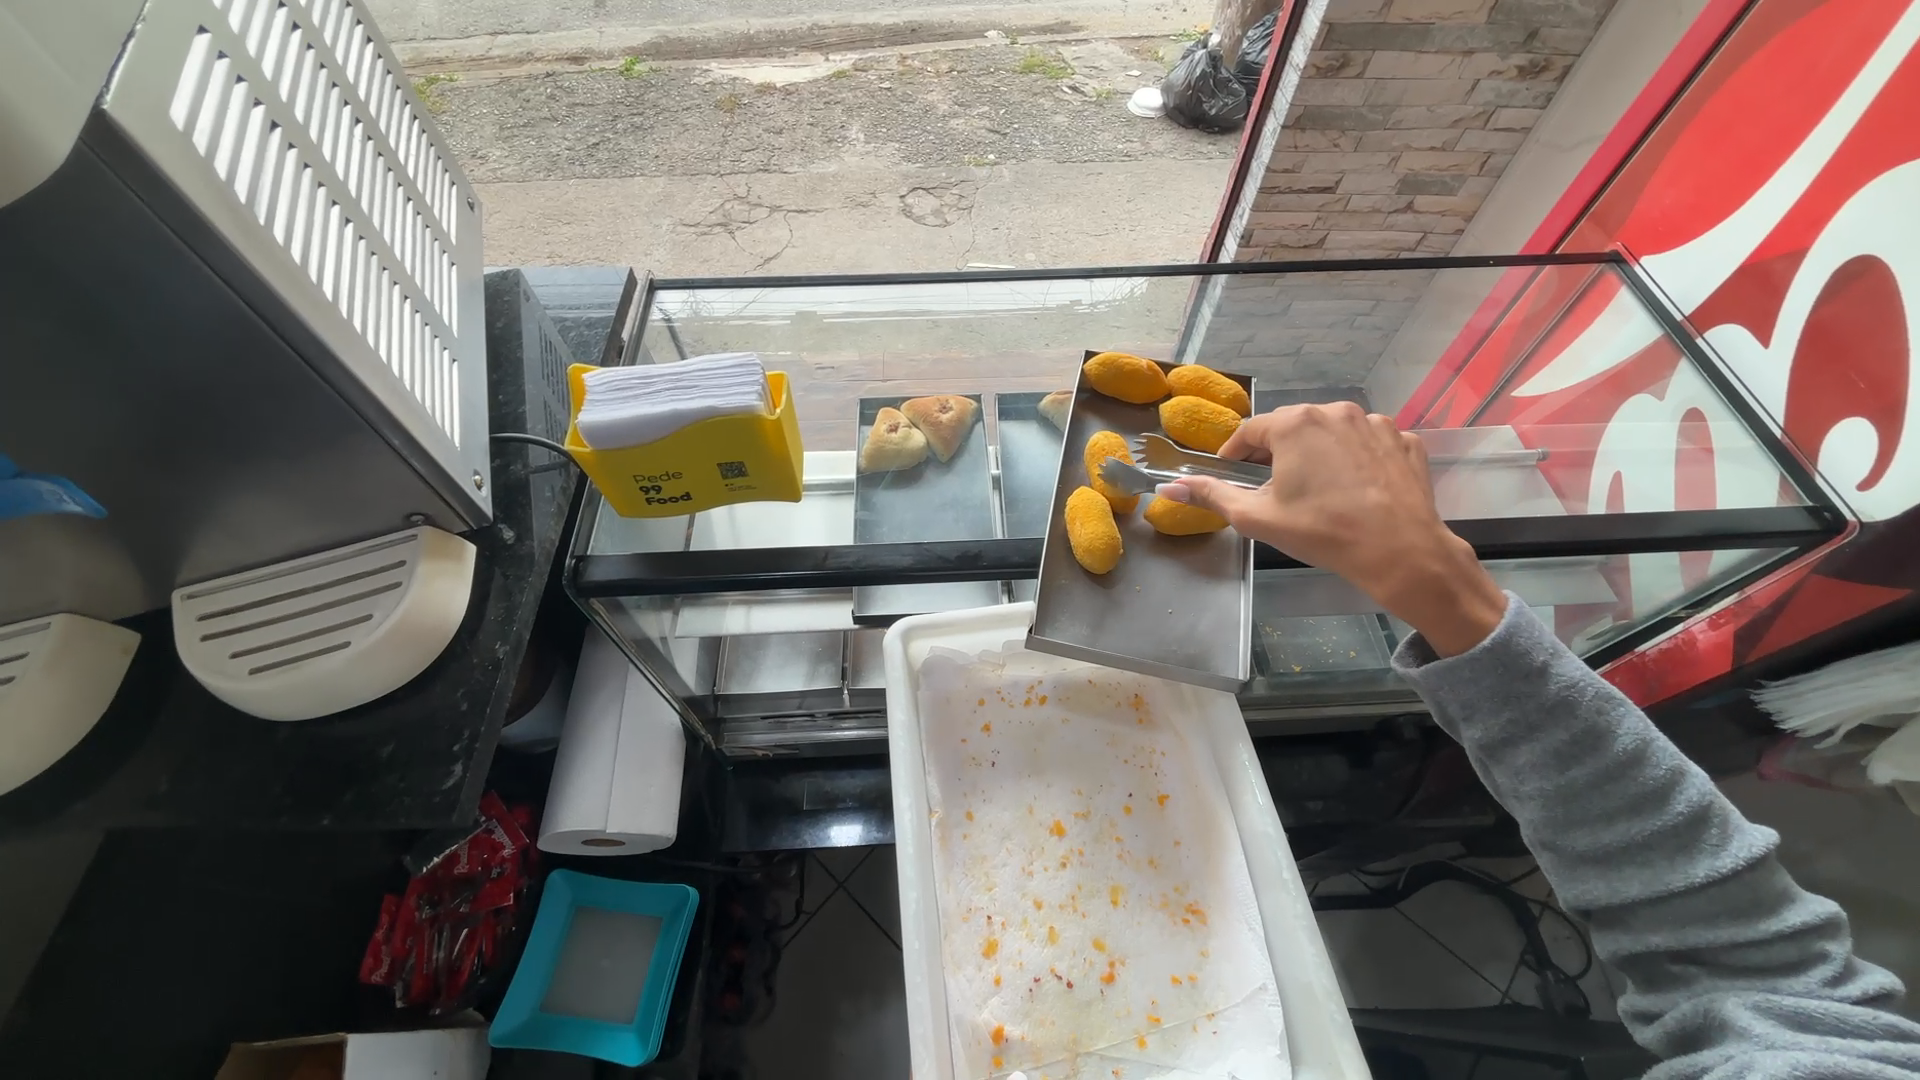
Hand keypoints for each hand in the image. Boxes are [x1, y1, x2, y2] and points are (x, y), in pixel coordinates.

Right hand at [1157, 403, 1506, 656]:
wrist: (1400, 552)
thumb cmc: (1320, 531)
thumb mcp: (1256, 517)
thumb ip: (1210, 495)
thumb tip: (1168, 488)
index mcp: (1295, 424)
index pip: (1249, 432)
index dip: (1234, 456)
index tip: (1231, 477)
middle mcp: (1336, 410)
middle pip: (1291, 428)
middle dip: (1276, 455)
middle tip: (1271, 490)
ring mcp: (1376, 423)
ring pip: (1330, 434)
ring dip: (1316, 455)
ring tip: (1316, 492)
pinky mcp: (1405, 441)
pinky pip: (1368, 444)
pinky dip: (1356, 461)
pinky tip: (1355, 490)